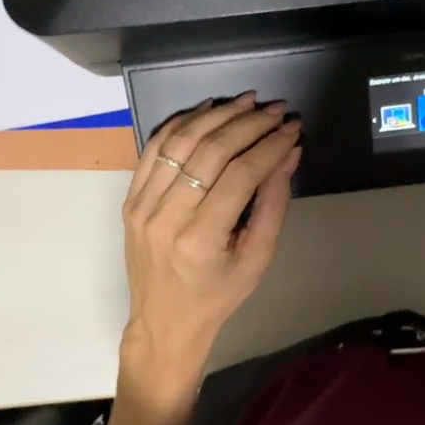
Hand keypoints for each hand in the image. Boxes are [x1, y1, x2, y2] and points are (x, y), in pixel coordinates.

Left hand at [120, 93, 302, 401]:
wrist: (164, 322)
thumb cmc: (217, 296)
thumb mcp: (257, 260)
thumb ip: (273, 205)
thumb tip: (288, 154)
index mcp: (201, 240)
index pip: (241, 174)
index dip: (270, 146)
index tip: (292, 129)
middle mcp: (166, 217)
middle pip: (210, 151)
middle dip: (249, 124)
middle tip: (276, 110)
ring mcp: (142, 206)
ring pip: (181, 142)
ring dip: (216, 115)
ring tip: (247, 102)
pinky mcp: (131, 199)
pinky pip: (155, 148)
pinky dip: (182, 123)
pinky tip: (208, 111)